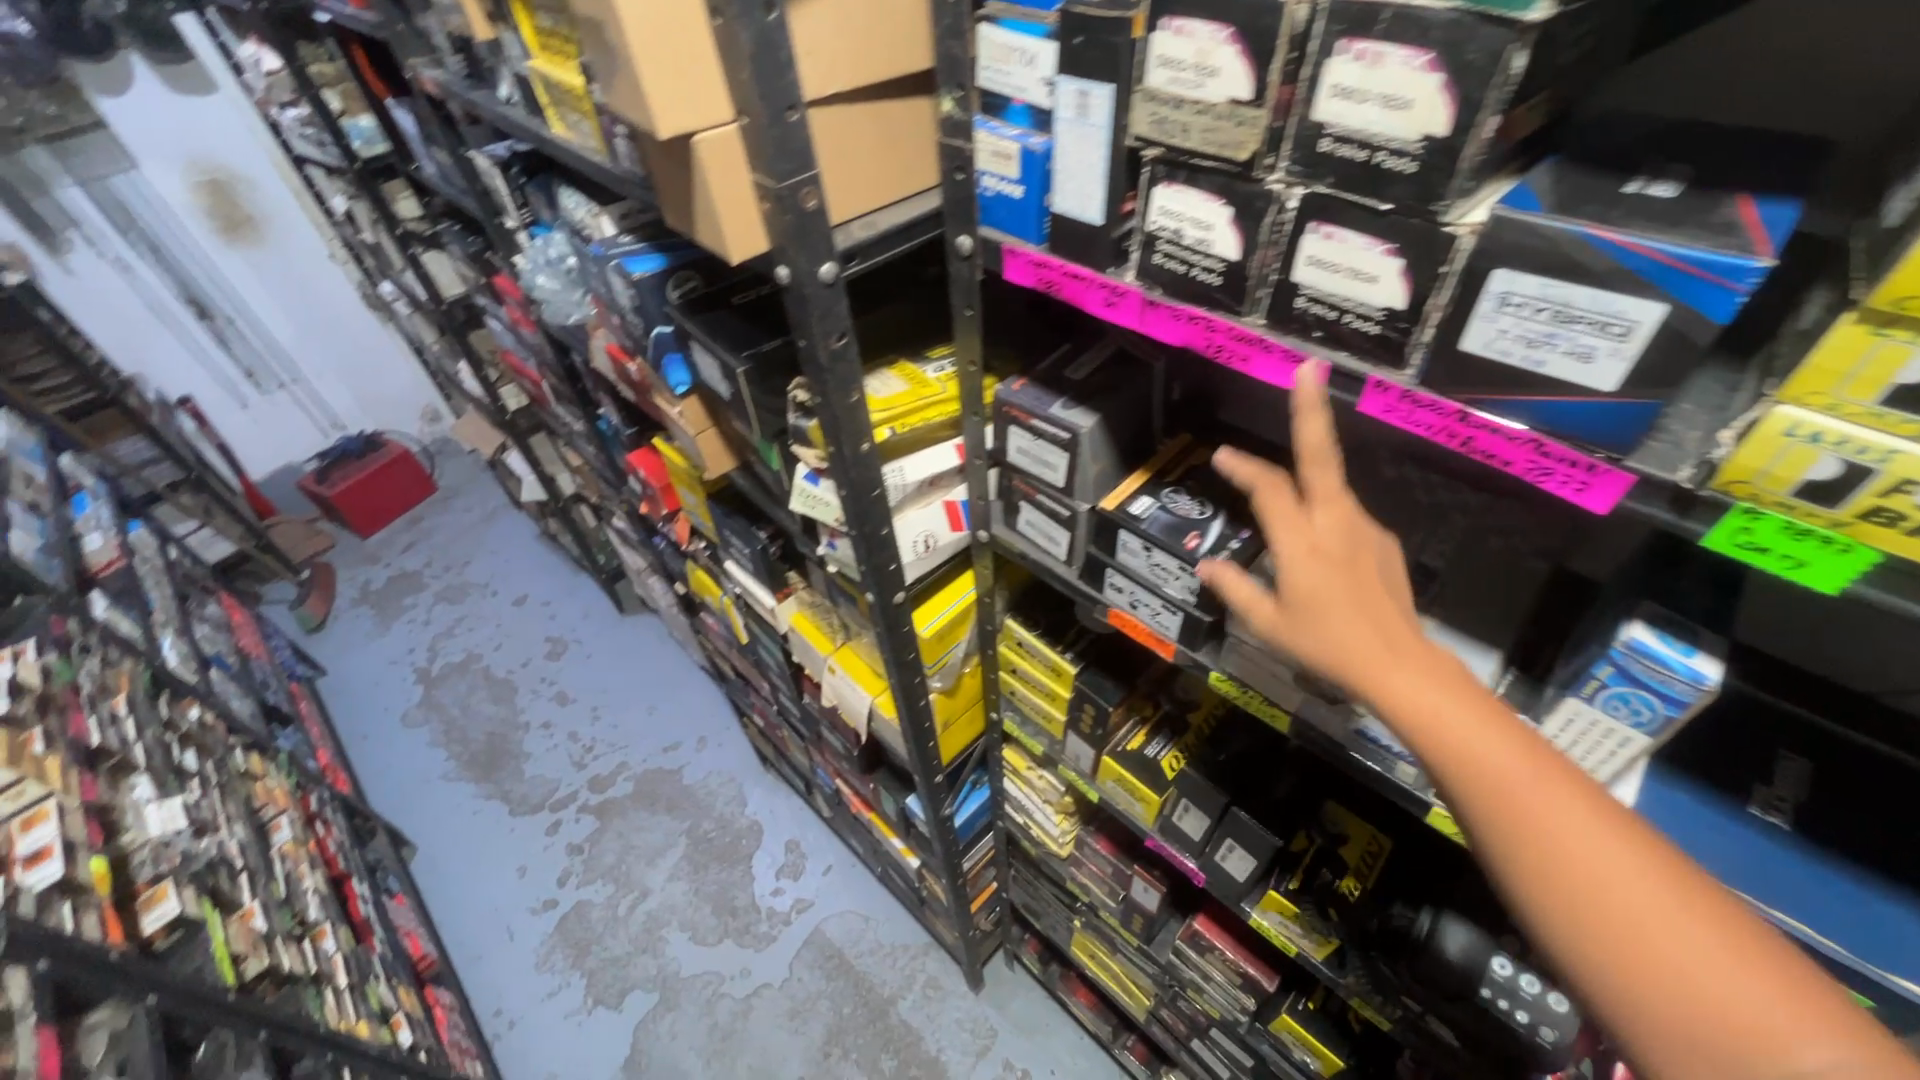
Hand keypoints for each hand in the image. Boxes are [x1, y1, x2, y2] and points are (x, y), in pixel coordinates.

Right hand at [1197, 360, 1436, 704]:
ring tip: (1283, 492)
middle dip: (1311, 409)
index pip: (1268, 489)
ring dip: (1307, 475)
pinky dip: (1325, 517)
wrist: (1398, 664)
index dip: (1243, 467)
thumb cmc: (1325, 645)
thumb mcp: (1268, 624)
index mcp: (1300, 542)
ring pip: (1330, 487)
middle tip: (1309, 367)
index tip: (1220, 454)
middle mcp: (1335, 522)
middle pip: (1320, 457)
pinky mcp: (1384, 540)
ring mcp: (1365, 528)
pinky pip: (1346, 516)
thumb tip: (1206, 563)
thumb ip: (1235, 588)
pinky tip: (1320, 551)